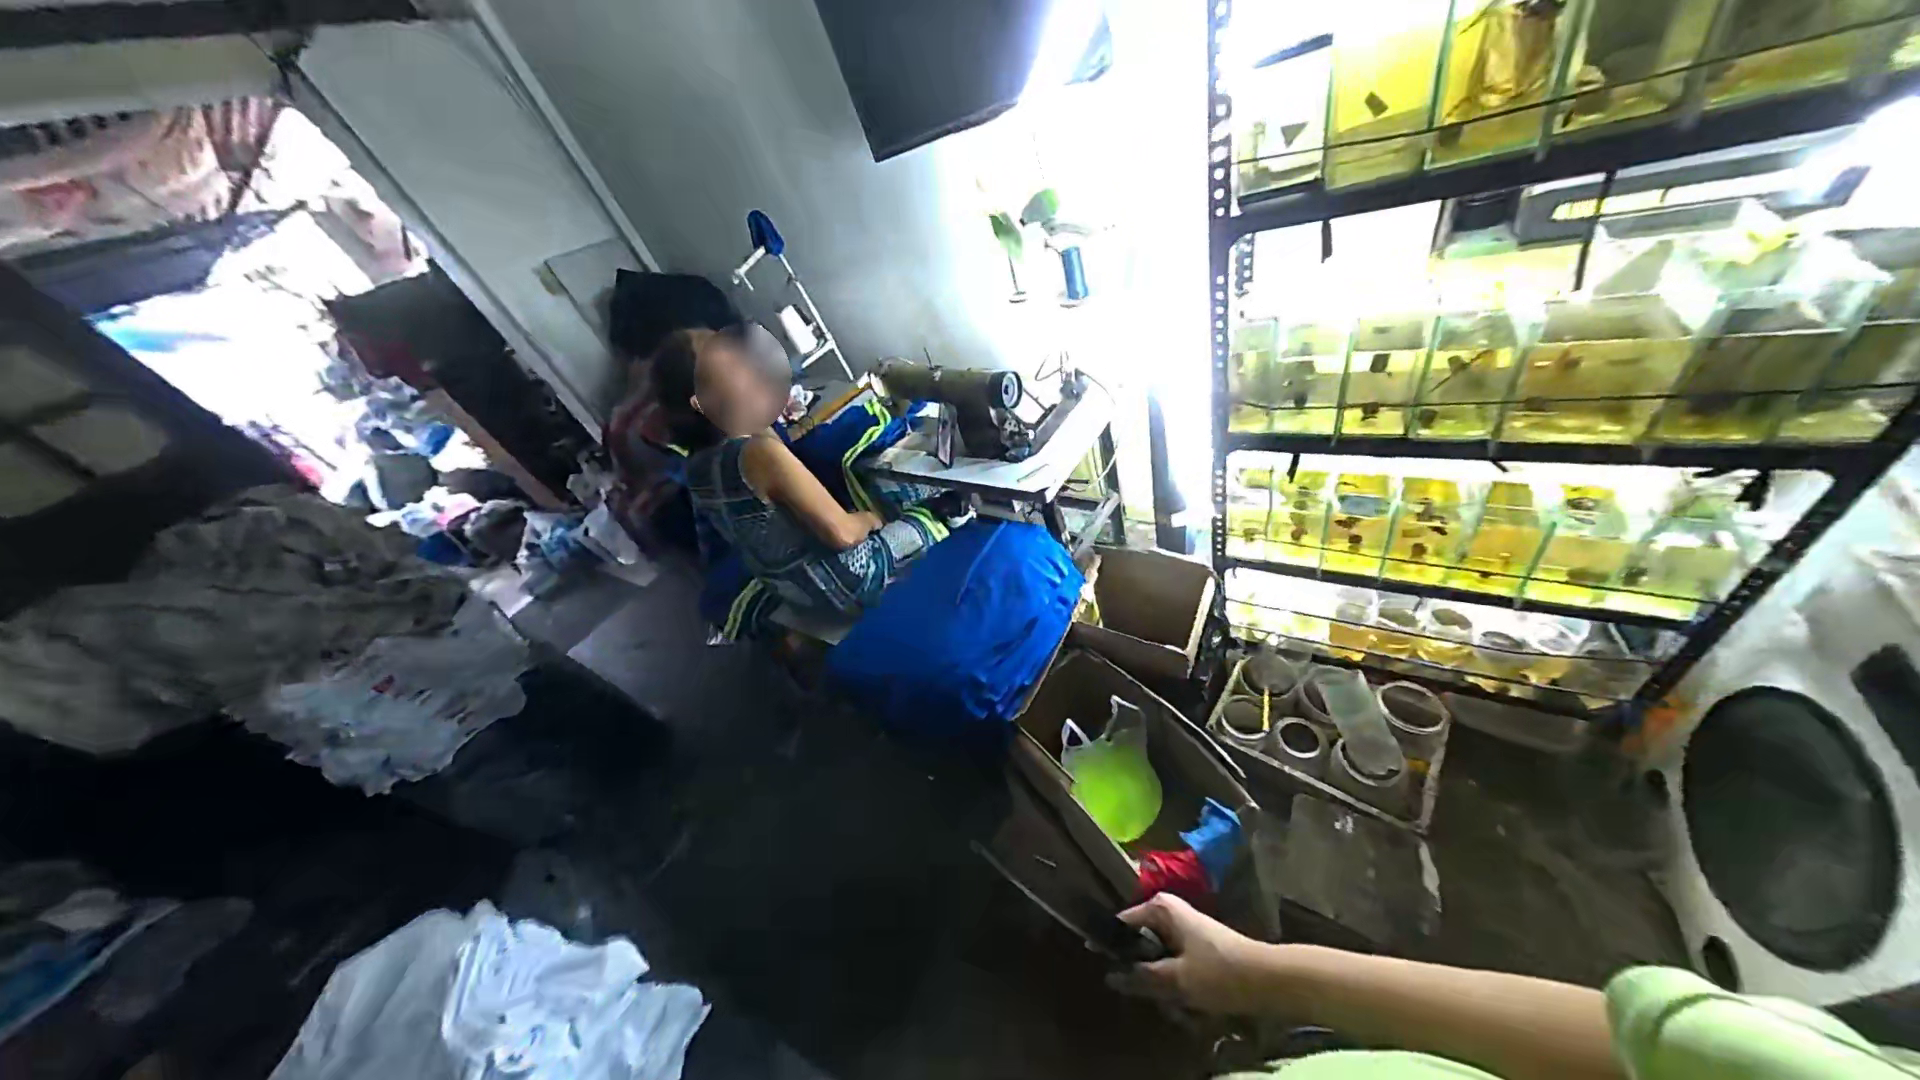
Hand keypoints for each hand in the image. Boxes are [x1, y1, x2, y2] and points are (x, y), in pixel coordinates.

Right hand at [1106, 894, 1275, 1014]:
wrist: (1269, 980)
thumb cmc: (1219, 972)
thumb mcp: (1176, 980)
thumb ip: (1141, 978)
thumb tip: (1110, 976)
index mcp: (1160, 907)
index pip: (1121, 923)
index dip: (1110, 945)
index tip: (1101, 966)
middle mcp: (1168, 909)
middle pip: (1139, 941)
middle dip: (1143, 972)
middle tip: (1150, 995)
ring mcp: (1182, 925)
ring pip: (1156, 955)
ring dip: (1161, 982)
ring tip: (1173, 1004)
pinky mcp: (1195, 942)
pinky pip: (1172, 961)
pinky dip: (1175, 982)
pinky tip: (1186, 1003)